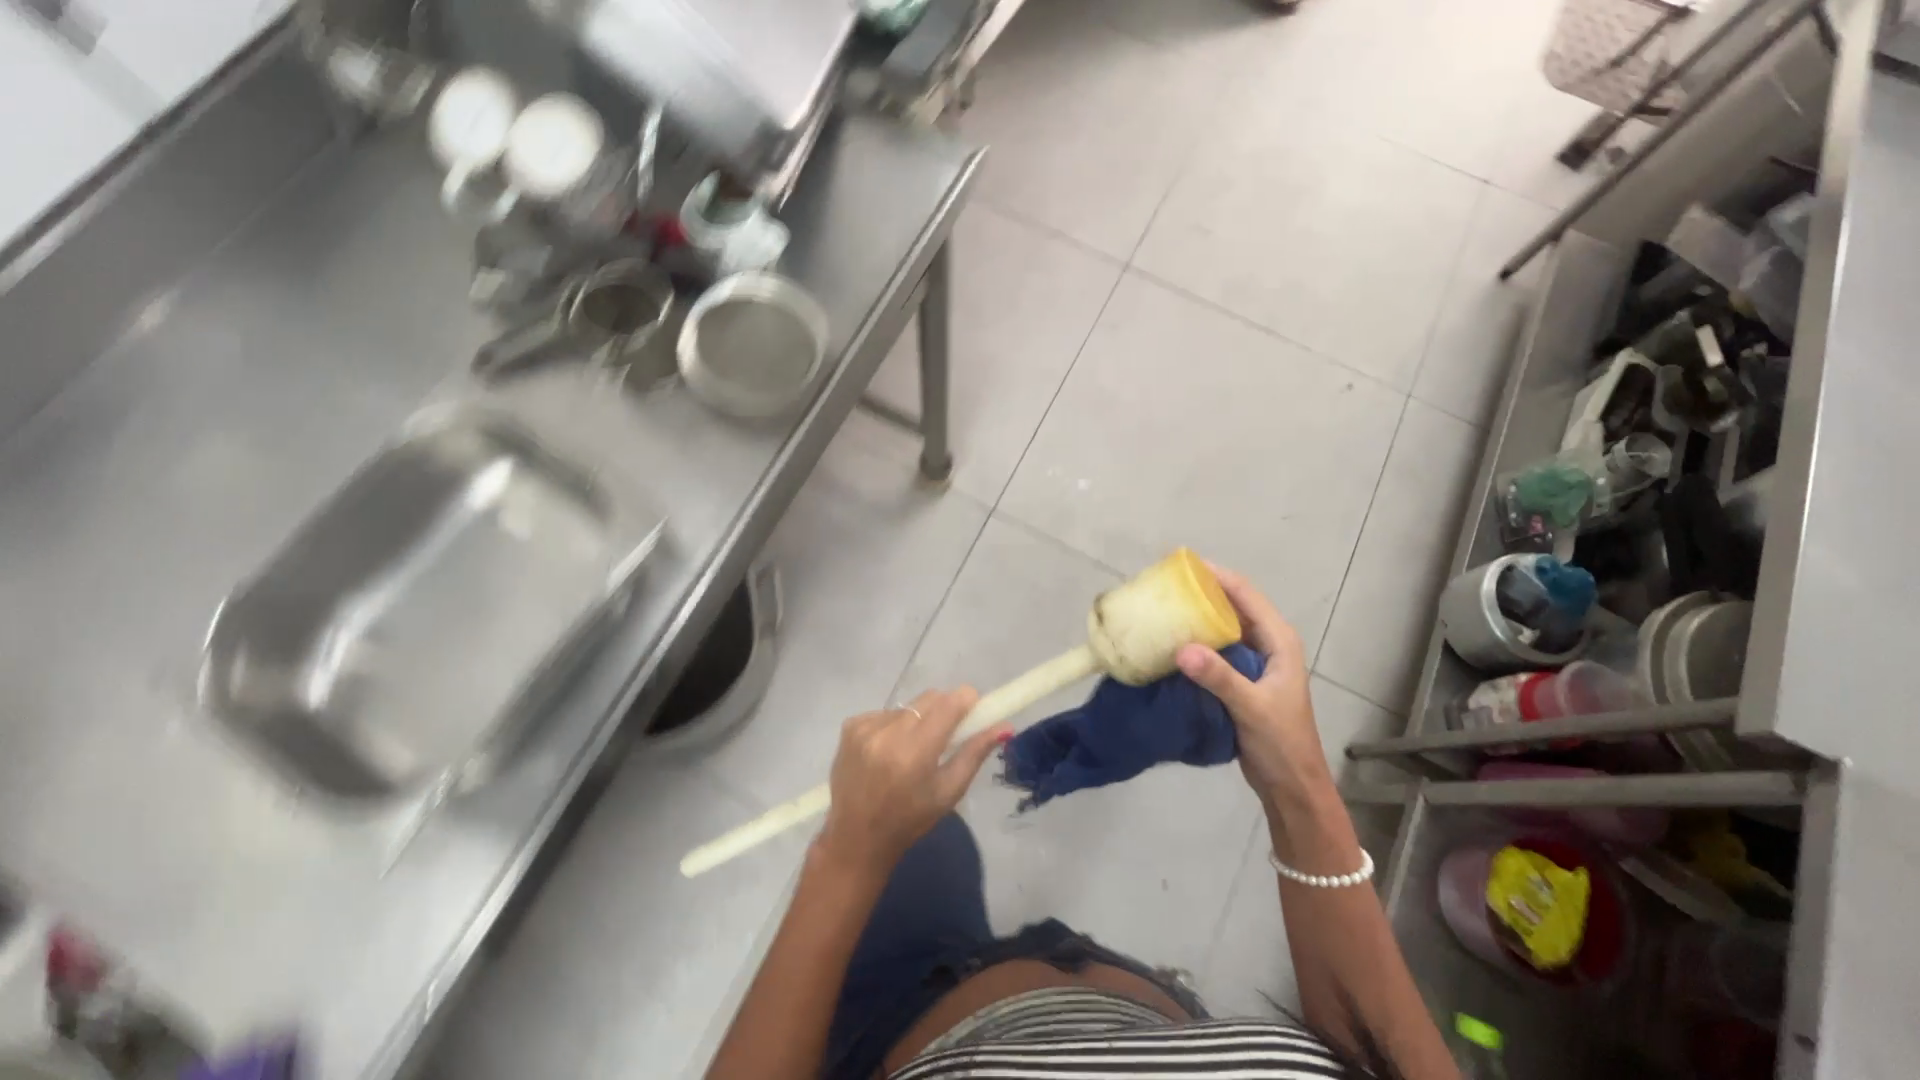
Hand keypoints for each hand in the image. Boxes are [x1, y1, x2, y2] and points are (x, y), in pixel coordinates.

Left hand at [815, 687, 1008, 880]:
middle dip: (943, 709)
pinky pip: (883, 713)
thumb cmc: (909, 820)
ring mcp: (865, 728)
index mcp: (915, 753)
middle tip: (945, 735)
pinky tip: (888, 752)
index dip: (965, 700)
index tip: (973, 708)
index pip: (948, 705)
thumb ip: (975, 754)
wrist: (856, 838)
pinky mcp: (850, 727)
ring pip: (907, 706)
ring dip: (917, 720)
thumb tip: (1005, 726)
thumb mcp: (948, 792)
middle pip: (928, 699)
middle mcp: (887, 733)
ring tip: (911, 750)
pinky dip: (892, 726)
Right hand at [1174, 564, 1332, 807]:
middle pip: (1232, 608)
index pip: (1245, 595)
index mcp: (1278, 642)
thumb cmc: (1281, 743)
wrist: (1291, 786)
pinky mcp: (1239, 683)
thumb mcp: (1251, 707)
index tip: (1182, 565)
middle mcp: (1267, 646)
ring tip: (1159, 612)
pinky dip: (1194, 647)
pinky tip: (1167, 648)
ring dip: (1195, 621)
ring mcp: (1253, 665)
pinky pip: (1214, 654)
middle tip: (1162, 589)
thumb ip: (1219, 677)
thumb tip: (1182, 649)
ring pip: (1221, 631)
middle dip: (1201, 595)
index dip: (1216, 576)